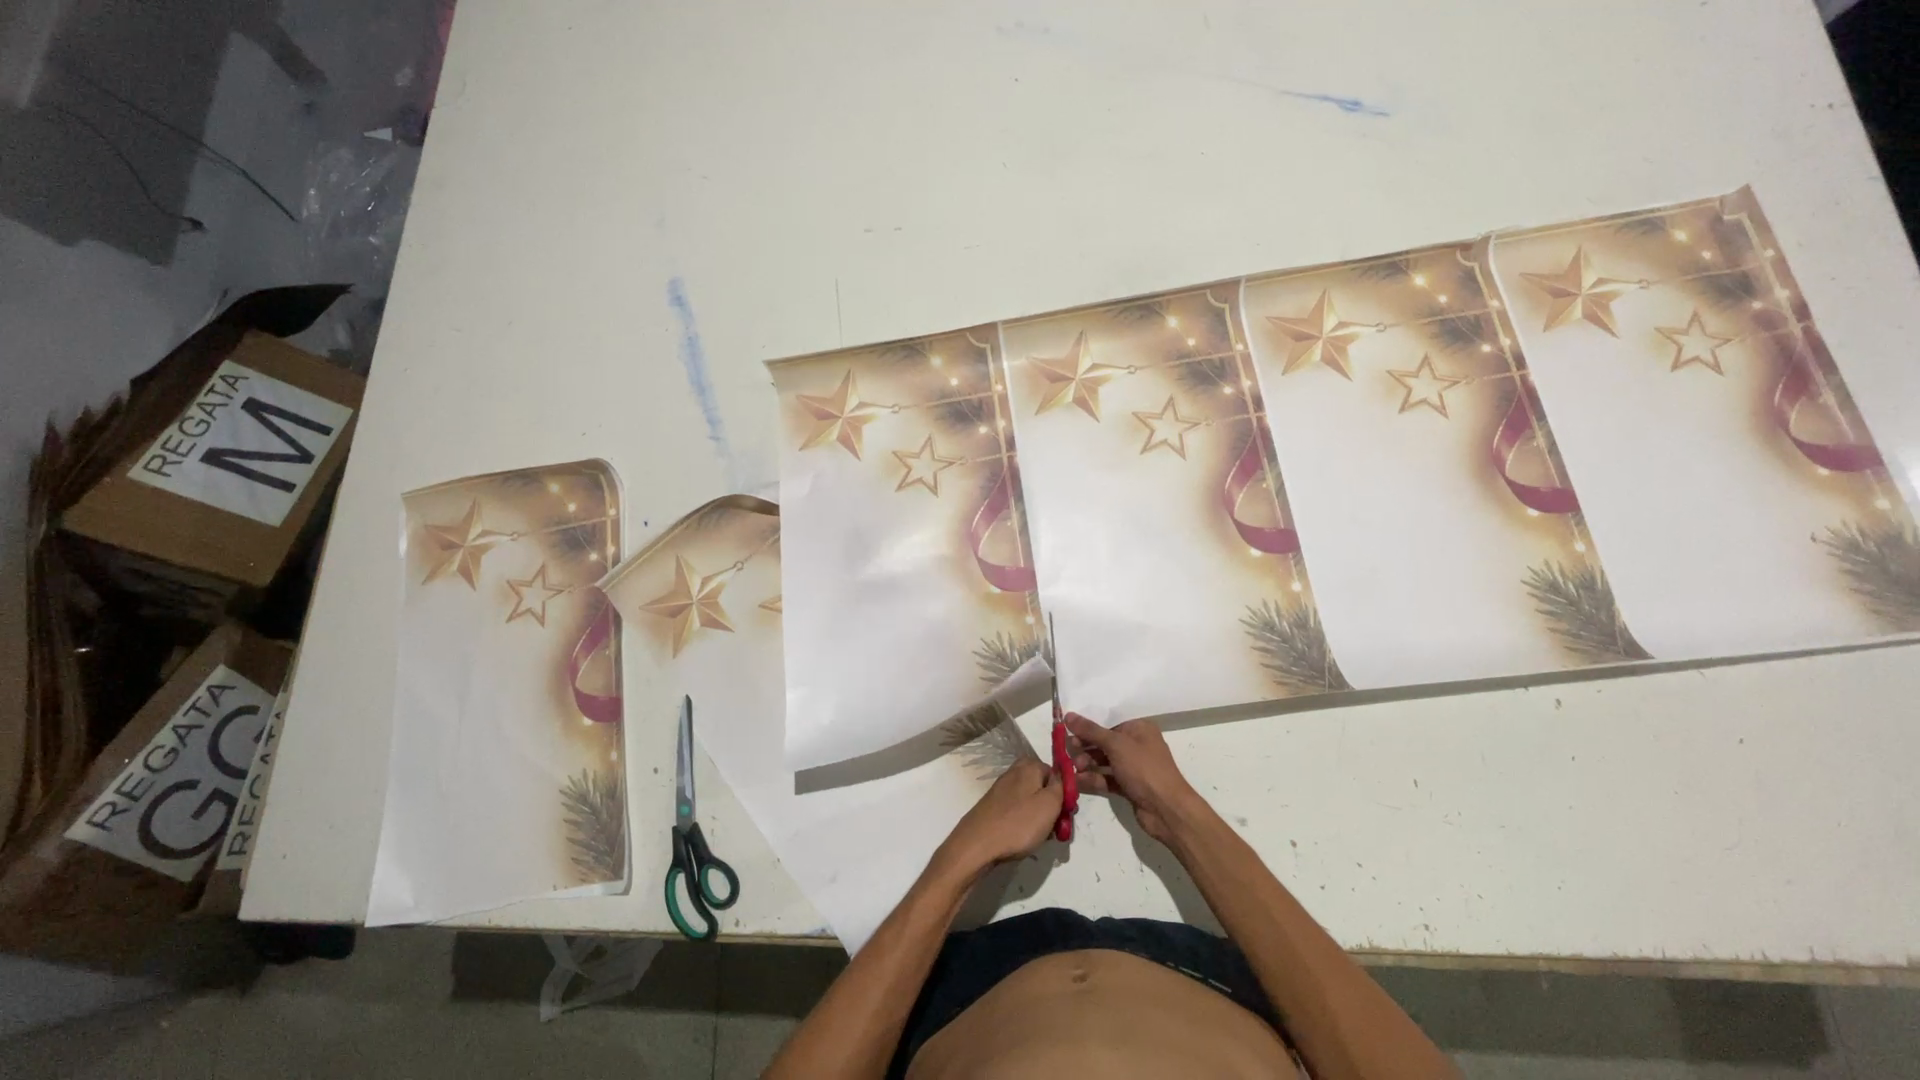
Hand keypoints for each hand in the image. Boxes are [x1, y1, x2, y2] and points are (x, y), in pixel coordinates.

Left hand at [933, 759, 1062, 879]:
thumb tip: (1062, 775)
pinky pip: (1018, 811)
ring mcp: (1002, 789)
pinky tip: (1025, 838)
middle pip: (1043, 787)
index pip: (1057, 774)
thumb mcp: (1050, 803)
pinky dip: (1025, 822)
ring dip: (1040, 818)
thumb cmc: (1019, 823)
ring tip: (1041, 837)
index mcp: (1029, 766)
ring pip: (1031, 801)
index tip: (1067, 814)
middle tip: (1056, 829)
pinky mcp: (994, 806)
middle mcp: (1014, 772)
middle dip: (1053, 807)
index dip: (1065, 794)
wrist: (977, 845)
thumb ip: (1061, 786)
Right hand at [1066, 714, 1206, 843]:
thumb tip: (1068, 715)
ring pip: (1103, 760)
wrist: (1166, 809)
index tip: (1067, 725)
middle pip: (1104, 740)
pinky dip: (1093, 778)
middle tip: (1070, 749)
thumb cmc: (1144, 769)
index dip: (1088, 721)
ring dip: (1087, 762)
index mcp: (1139, 728)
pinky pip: (1106, 778)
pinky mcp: (1127, 785)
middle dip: (1085, 744)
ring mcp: (1132, 766)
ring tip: (1076, 767)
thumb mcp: (1116, 745)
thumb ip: (1091, 731)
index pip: (1109, 719)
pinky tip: (1079, 781)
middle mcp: (1136, 744)